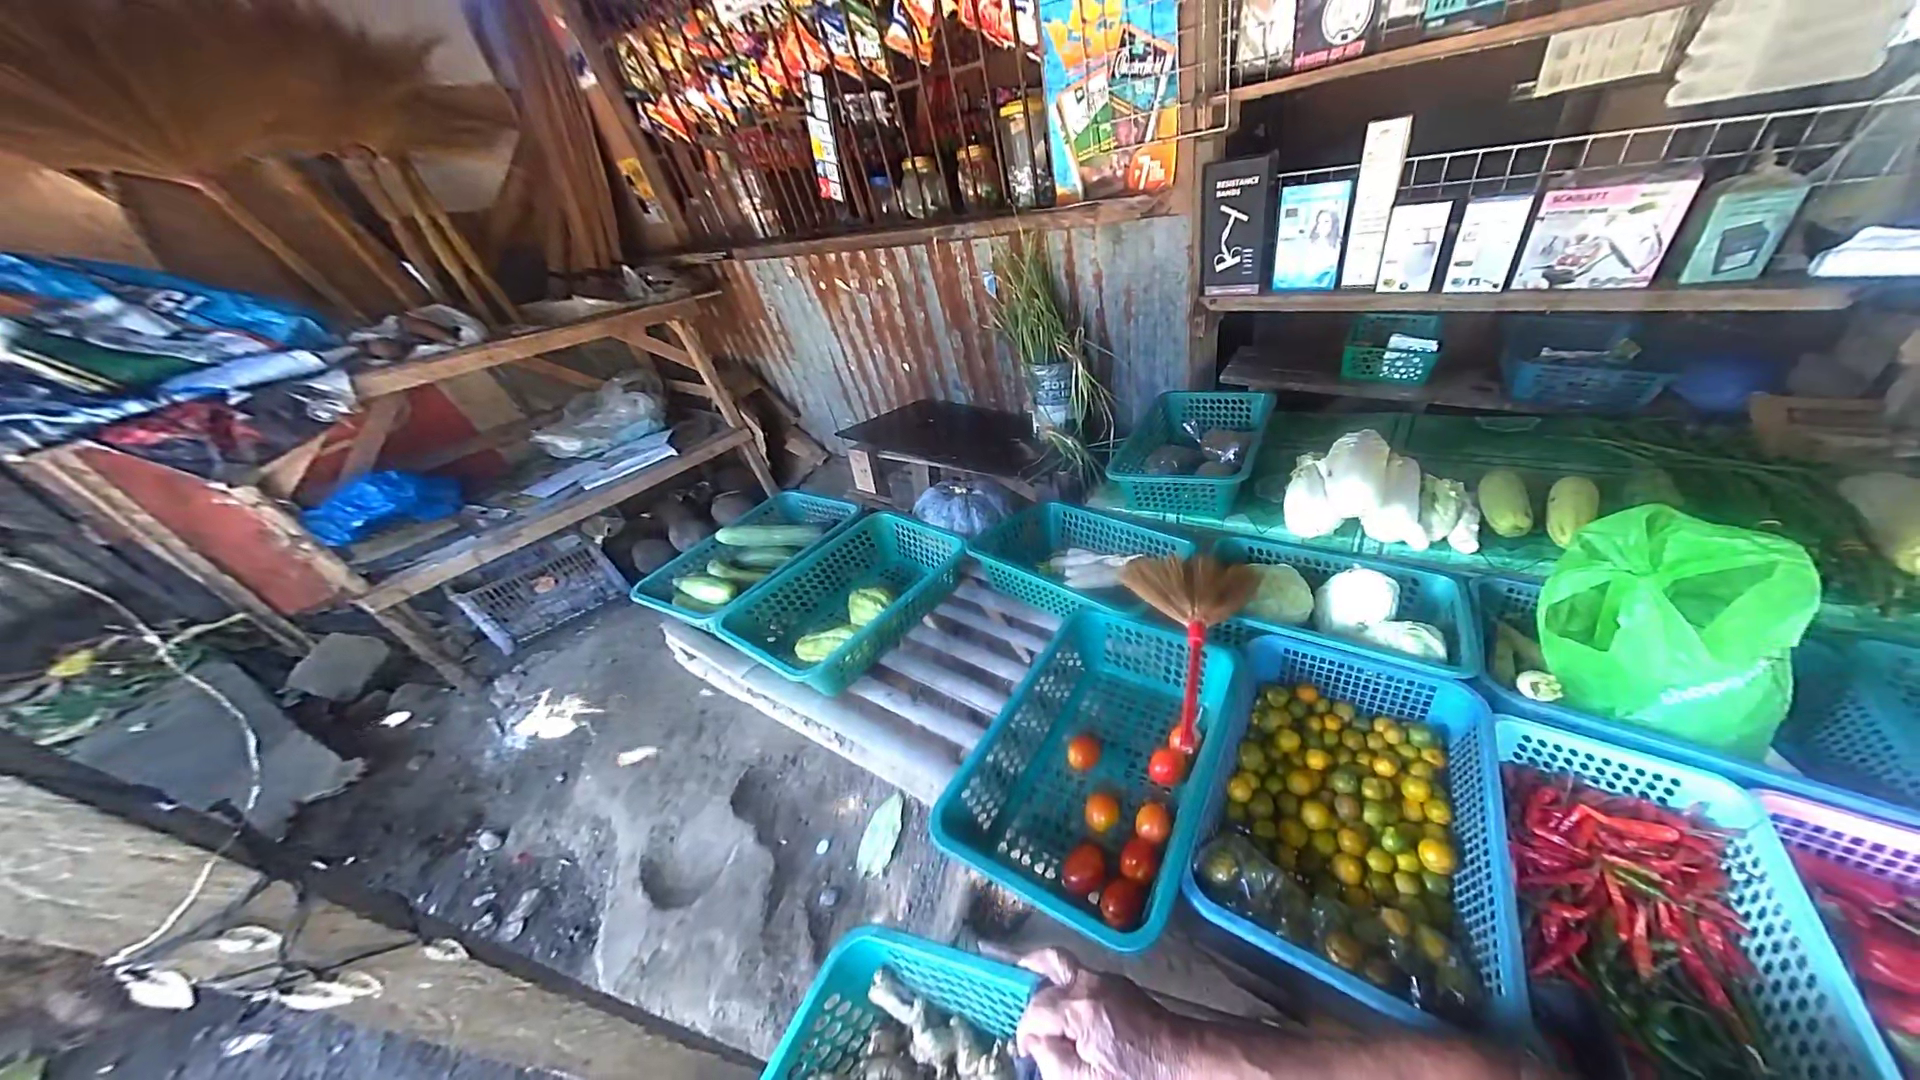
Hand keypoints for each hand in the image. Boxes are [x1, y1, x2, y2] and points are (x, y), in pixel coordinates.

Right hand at [1013, 948, 1185, 1079]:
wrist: (1186, 1061)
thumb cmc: (1139, 1076)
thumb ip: (1055, 1063)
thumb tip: (1035, 1044)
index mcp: (1078, 1008)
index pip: (1035, 1012)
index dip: (1024, 1032)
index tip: (1025, 1052)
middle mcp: (1087, 982)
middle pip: (1048, 964)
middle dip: (1028, 978)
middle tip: (1013, 989)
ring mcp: (1104, 977)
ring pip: (1065, 962)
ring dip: (1046, 972)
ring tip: (1031, 981)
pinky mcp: (1118, 982)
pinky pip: (1082, 974)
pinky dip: (1067, 982)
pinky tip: (1068, 1006)